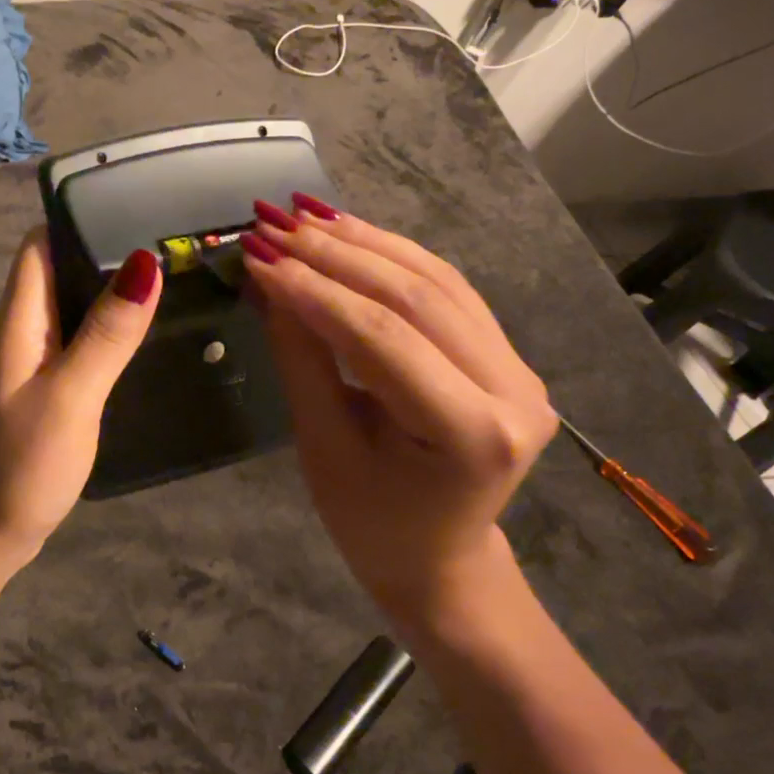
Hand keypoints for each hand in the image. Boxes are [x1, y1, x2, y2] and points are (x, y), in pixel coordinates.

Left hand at [0, 228, 161, 567]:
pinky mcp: (46, 393)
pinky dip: (109, 332)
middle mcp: (22, 333)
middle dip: (105, 251)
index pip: (38, 245)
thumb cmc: (20, 464)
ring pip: (71, 309)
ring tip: (174, 278)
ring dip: (111, 292)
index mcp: (19, 322)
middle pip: (58, 272)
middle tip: (174, 239)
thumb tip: (144, 260)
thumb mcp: (70, 395)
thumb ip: (106, 333)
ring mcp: (32, 365)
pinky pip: (78, 344)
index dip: (77, 217)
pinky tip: (146, 338)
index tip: (134, 201)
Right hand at [239, 195, 558, 627]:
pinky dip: (389, 254)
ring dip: (361, 242)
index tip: (256, 256)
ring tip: (300, 215)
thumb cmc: (370, 521)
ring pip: (435, 279)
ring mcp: (517, 366)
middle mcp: (513, 390)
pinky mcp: (503, 352)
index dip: (313, 291)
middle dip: (335, 254)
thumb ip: (301, 358)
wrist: (438, 558)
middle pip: (416, 297)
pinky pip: (445, 288)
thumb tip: (269, 280)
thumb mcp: (323, 447)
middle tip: (271, 223)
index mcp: (471, 433)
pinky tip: (344, 231)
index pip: (383, 338)